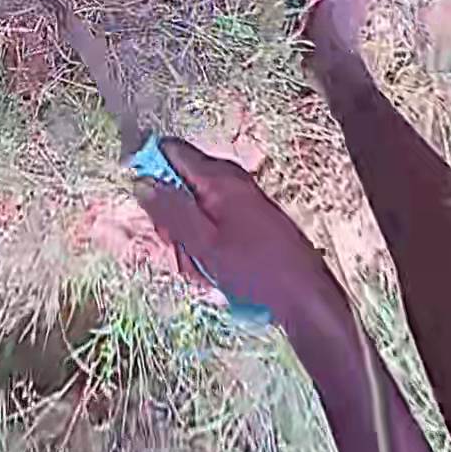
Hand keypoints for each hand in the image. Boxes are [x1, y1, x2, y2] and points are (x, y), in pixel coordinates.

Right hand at [134, 139, 336, 322]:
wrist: (310, 302)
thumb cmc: (256, 271)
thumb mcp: (203, 243)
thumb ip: (169, 209)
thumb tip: (140, 181)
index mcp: (217, 175)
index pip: (168, 149)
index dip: (148, 166)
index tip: (141, 196)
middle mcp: (228, 178)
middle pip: (178, 180)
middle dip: (169, 213)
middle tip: (176, 245)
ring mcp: (240, 197)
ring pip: (193, 205)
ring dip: (187, 236)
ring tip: (200, 266)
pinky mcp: (248, 217)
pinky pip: (211, 220)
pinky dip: (205, 242)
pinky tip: (214, 270)